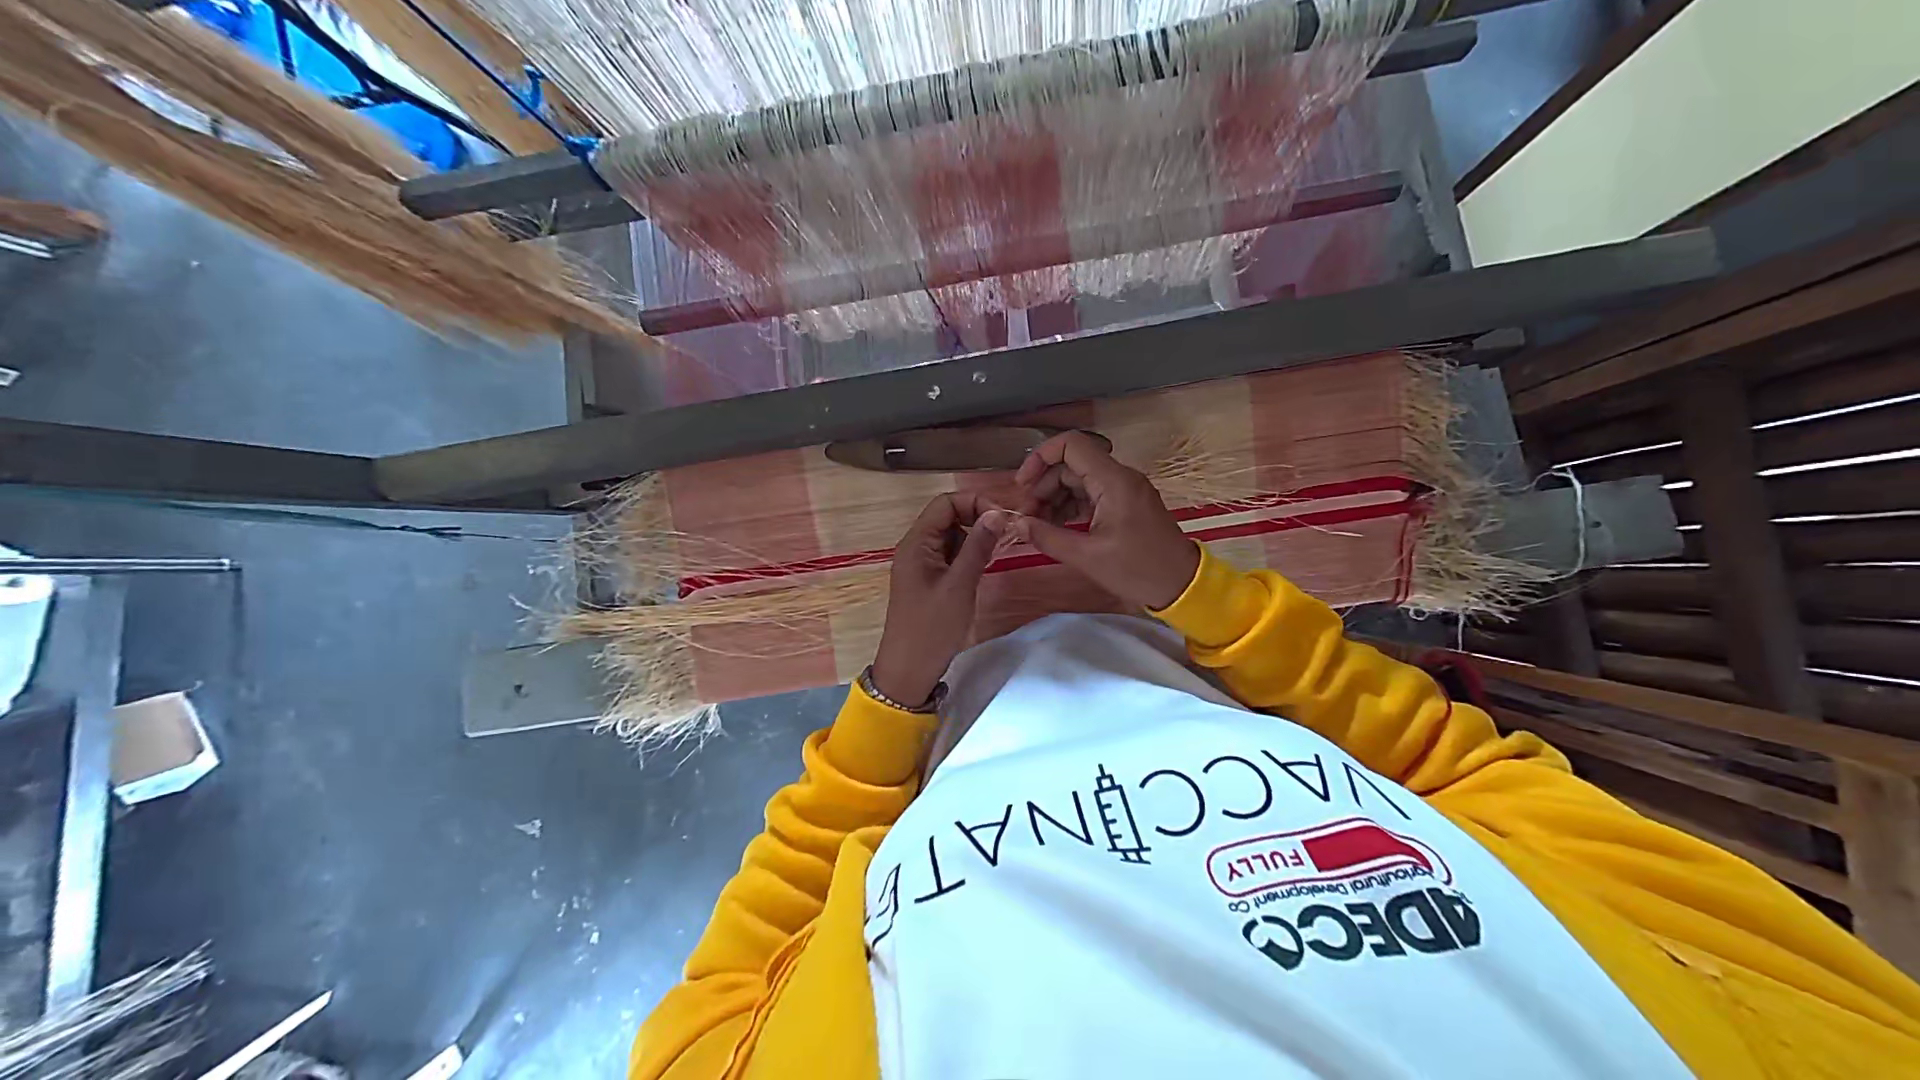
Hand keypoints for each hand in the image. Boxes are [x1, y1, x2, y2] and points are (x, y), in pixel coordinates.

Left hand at [870, 492, 1011, 706]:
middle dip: (978, 519)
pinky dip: (968, 556)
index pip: (945, 503)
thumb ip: (978, 546)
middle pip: (948, 516)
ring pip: (952, 536)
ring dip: (975, 539)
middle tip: (1006, 536)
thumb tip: (997, 514)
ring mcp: (921, 564)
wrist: (909, 669)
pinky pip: (950, 556)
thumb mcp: (959, 585)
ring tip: (997, 553)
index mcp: (916, 543)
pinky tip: (984, 567)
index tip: (1003, 520)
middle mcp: (916, 547)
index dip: (975, 503)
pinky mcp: (929, 580)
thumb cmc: (932, 627)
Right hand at [1011, 431, 1199, 609]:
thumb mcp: (1086, 557)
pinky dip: (1071, 505)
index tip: (1022, 486)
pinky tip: (1057, 526)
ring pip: (1079, 478)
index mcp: (1114, 481)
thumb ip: (1047, 536)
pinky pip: (1091, 492)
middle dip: (1043, 485)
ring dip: (1054, 497)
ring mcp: (1124, 488)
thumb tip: (1016, 523)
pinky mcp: (1126, 502)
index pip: (1070, 445)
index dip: (1039, 458)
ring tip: (1039, 524)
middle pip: (1071, 463)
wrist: (1181, 585)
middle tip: (1027, 516)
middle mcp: (1120, 476)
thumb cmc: (1137, 570)